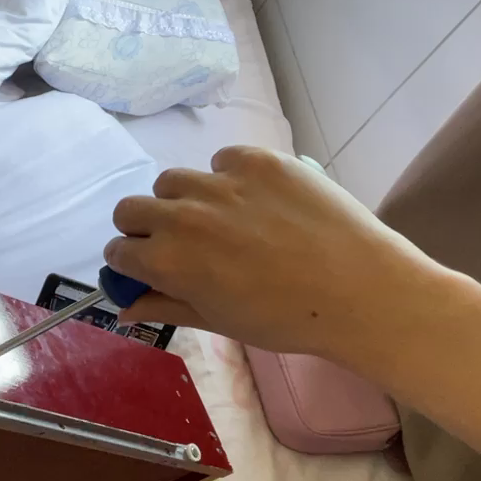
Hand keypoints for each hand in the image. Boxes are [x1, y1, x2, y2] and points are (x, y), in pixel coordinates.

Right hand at [105, 146, 454, 369]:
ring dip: (181, 199)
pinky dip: (227, 177)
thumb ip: (163, 307)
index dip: (129, 262)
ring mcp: (219, 183)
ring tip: (218, 217)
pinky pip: (221, 160)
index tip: (147, 269)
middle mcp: (181, 217)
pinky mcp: (257, 160)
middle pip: (129, 208)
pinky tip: (255, 200)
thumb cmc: (282, 320)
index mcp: (165, 261)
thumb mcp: (214, 321)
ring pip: (171, 181)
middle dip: (142, 227)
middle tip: (176, 242)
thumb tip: (125, 309)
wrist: (362, 292)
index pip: (117, 250)